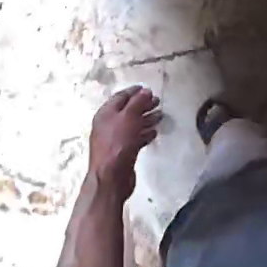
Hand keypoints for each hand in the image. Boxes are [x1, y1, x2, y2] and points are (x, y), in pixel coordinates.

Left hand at [89, 85, 159, 200]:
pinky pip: (135, 138)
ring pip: (133, 124)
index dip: (134, 92)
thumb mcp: (128, 118)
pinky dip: (144, 133)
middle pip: (128, 110)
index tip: (147, 88)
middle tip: (157, 101)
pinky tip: (154, 132)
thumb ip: (137, 103)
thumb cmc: (117, 144)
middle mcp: (109, 125)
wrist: (110, 177)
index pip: (121, 97)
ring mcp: (115, 139)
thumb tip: (146, 91)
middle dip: (143, 105)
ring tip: (161, 115)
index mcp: (105, 113)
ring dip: (146, 119)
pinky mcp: (123, 152)